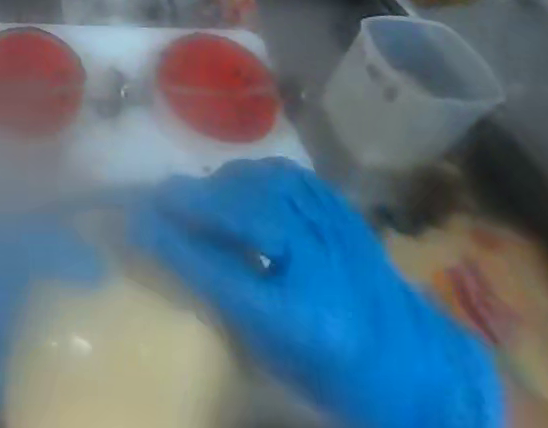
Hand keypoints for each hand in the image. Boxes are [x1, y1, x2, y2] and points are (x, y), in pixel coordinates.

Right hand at [128, 158, 501, 427]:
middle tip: (154, 201)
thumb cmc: (333, 372)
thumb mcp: (271, 352)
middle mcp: (320, 264)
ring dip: (217, 186)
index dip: (174, 245)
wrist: (412, 362)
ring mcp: (334, 227)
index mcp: (302, 320)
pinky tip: (233, 187)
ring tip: (192, 196)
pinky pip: (281, 174)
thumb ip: (221, 302)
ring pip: (261, 184)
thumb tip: (172, 254)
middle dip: (190, 203)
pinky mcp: (338, 204)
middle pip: (240, 214)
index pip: (222, 273)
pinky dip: (248, 176)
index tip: (134, 223)